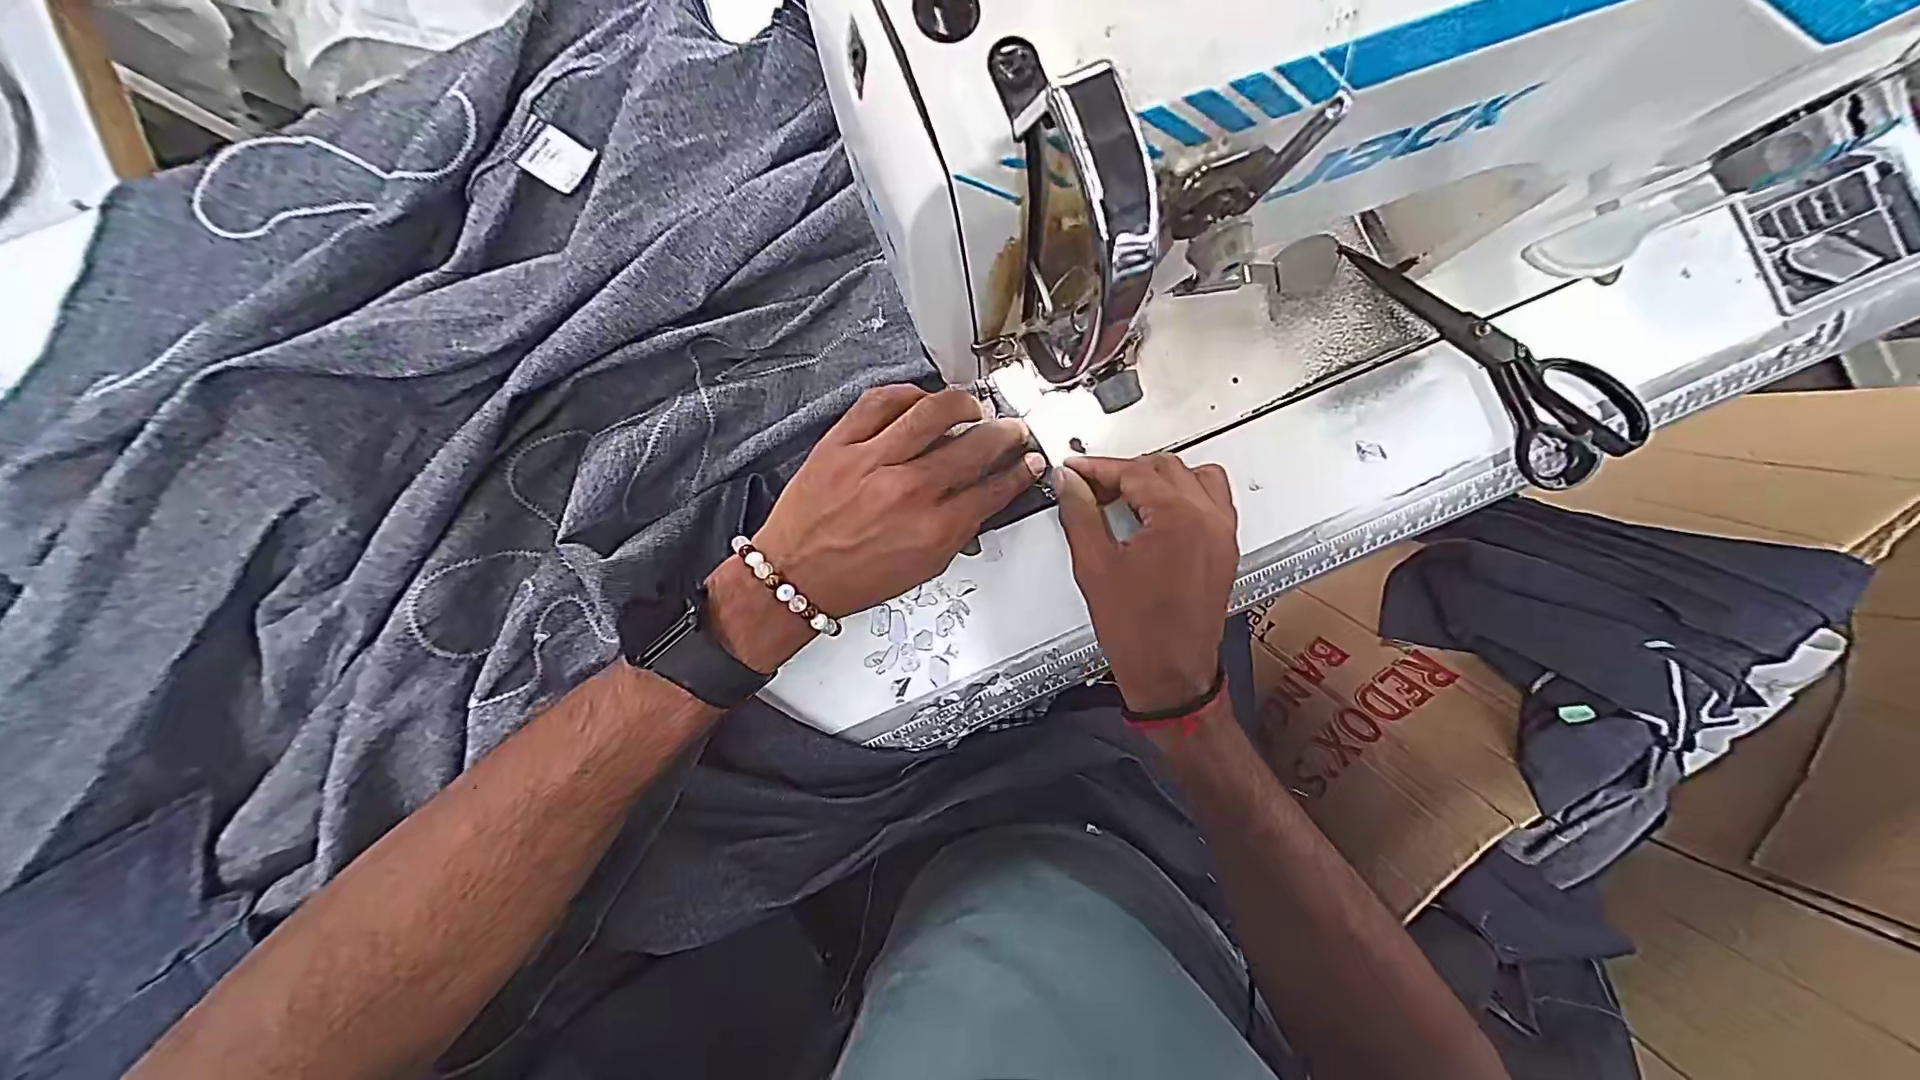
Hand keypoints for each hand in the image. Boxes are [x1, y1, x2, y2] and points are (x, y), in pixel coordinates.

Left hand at [706, 385, 1043, 671]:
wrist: (794, 576)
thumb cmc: (852, 578)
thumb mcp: (922, 567)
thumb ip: (957, 531)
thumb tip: (982, 500)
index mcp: (933, 529)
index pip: (993, 488)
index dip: (1019, 471)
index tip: (1027, 461)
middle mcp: (908, 491)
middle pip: (974, 446)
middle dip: (1005, 434)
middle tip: (1011, 430)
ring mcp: (872, 462)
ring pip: (934, 412)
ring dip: (965, 404)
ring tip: (974, 407)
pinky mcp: (840, 444)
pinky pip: (880, 402)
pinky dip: (908, 394)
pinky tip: (921, 399)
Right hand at [1054, 454, 1239, 714]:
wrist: (1170, 674)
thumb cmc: (1141, 634)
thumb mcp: (1094, 565)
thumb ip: (1080, 513)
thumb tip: (1070, 484)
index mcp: (1180, 519)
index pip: (1135, 471)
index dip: (1098, 468)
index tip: (1076, 471)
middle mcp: (1209, 520)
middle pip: (1165, 467)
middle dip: (1124, 471)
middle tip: (1091, 487)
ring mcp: (1222, 534)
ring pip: (1193, 477)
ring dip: (1157, 478)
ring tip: (1124, 496)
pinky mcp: (1225, 549)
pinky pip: (1211, 500)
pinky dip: (1184, 495)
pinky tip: (1157, 512)